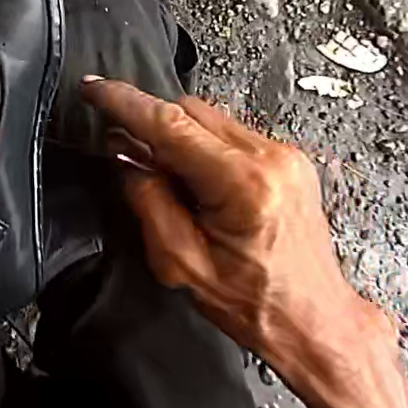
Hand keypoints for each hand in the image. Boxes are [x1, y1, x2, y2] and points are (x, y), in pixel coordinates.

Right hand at [81, 77, 394, 405]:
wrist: (314, 318)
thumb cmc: (253, 303)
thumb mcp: (180, 263)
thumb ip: (148, 202)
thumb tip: (128, 159)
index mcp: (243, 186)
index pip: (170, 125)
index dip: (124, 103)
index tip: (93, 89)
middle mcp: (270, 158)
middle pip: (190, 111)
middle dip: (149, 124)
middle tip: (123, 154)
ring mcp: (284, 155)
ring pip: (208, 118)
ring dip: (175, 136)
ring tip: (165, 178)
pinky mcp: (287, 158)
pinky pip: (228, 133)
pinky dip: (199, 146)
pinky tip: (193, 181)